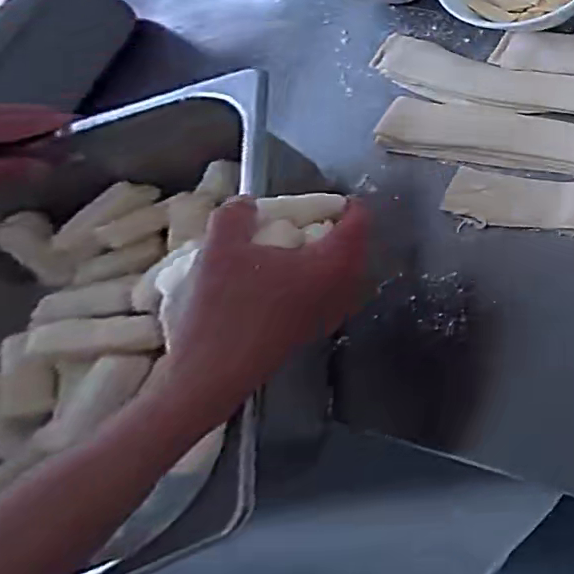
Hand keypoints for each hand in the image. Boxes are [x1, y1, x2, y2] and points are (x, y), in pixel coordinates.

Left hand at [0, 105, 71, 204]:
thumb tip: (46, 165)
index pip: (35, 119)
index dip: (67, 127)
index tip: (93, 142)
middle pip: (24, 111)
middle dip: (52, 128)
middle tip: (69, 153)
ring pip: (6, 112)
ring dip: (29, 128)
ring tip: (39, 154)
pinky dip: (6, 128)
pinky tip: (3, 148)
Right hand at [150, 196, 370, 423]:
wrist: (214, 374)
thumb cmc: (225, 309)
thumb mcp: (221, 251)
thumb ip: (234, 217)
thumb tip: (245, 202)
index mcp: (338, 260)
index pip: (358, 219)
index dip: (343, 204)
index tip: (319, 199)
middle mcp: (348, 282)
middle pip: (352, 242)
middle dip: (329, 228)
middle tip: (297, 221)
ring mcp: (337, 307)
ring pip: (339, 267)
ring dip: (318, 253)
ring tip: (283, 247)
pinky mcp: (319, 324)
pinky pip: (326, 288)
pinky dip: (311, 276)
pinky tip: (278, 278)